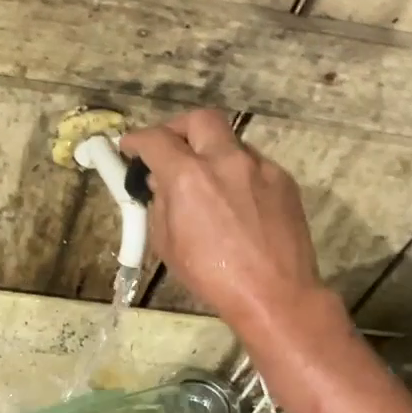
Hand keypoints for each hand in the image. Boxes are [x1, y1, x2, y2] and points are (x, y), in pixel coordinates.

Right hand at [120, 110, 324, 324]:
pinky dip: (235, 173)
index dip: (136, 140)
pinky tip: (234, 201)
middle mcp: (225, 160)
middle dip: (178, 128)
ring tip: (204, 181)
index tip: (129, 148)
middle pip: (199, 119)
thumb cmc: (210, 275)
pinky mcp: (282, 180)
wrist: (273, 293)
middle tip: (169, 148)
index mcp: (188, 176)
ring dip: (210, 152)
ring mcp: (259, 167)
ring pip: (229, 141)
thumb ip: (160, 204)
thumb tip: (160, 183)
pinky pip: (252, 164)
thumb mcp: (167, 243)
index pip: (155, 140)